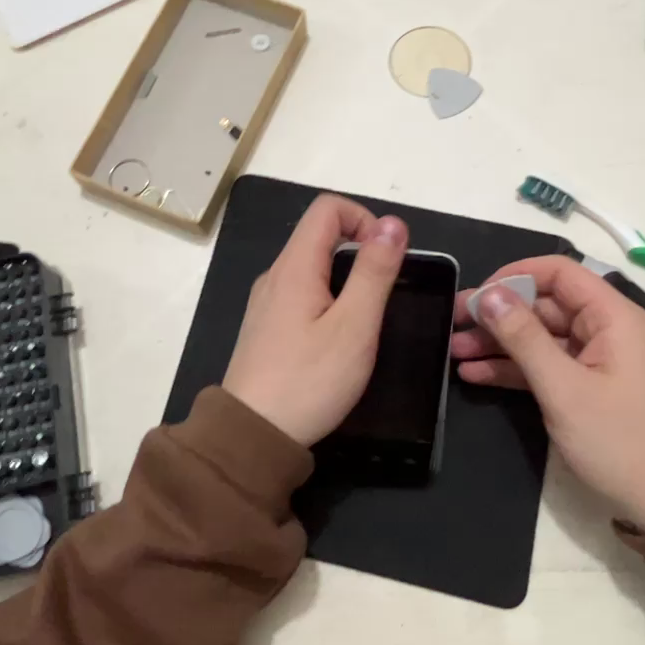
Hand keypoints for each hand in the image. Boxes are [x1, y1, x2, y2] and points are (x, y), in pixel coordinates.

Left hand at [222, 194, 408, 445]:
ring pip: (311, 267)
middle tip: (383, 296)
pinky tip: (337, 341)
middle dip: (359, 250)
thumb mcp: (354, 326)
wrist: (252, 436)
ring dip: (345, 279)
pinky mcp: (265, 329)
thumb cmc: (309, 381)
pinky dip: (327, 300)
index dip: (364, 219)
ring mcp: (265, 303)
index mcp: (294, 267)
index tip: (386, 258)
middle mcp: (274, 276)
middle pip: (319, 236)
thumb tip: (393, 223)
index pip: (327, 208)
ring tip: (364, 322)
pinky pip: (301, 295)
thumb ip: (374, 272)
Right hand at [451, 257, 644, 532]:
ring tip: (452, 351)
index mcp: (612, 317)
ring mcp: (592, 358)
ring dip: (496, 343)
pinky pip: (541, 364)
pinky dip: (510, 368)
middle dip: (497, 314)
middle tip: (451, 323)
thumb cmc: (617, 440)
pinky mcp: (581, 384)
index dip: (515, 276)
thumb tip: (488, 295)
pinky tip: (473, 373)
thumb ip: (524, 338)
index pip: (560, 273)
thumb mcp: (564, 388)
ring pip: (537, 336)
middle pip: (543, 304)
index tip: (477, 295)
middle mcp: (603, 328)